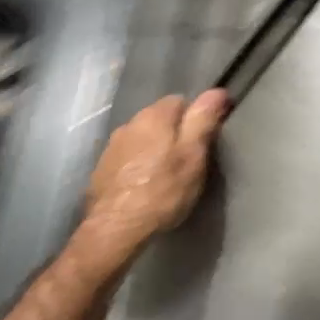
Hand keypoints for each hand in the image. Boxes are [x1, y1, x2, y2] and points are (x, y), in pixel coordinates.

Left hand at [80, 90, 228, 256]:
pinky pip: (127, 157)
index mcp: (154, 115)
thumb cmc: (162, 191)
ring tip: (164, 175)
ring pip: (142, 138)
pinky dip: (137, 165)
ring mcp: (112, 146)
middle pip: (159, 119)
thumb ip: (204, 120)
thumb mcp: (193, 155)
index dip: (195, 120)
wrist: (115, 229)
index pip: (181, 101)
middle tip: (187, 162)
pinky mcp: (101, 169)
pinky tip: (143, 186)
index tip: (202, 143)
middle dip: (173, 134)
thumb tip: (217, 91)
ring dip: (153, 149)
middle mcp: (129, 123)